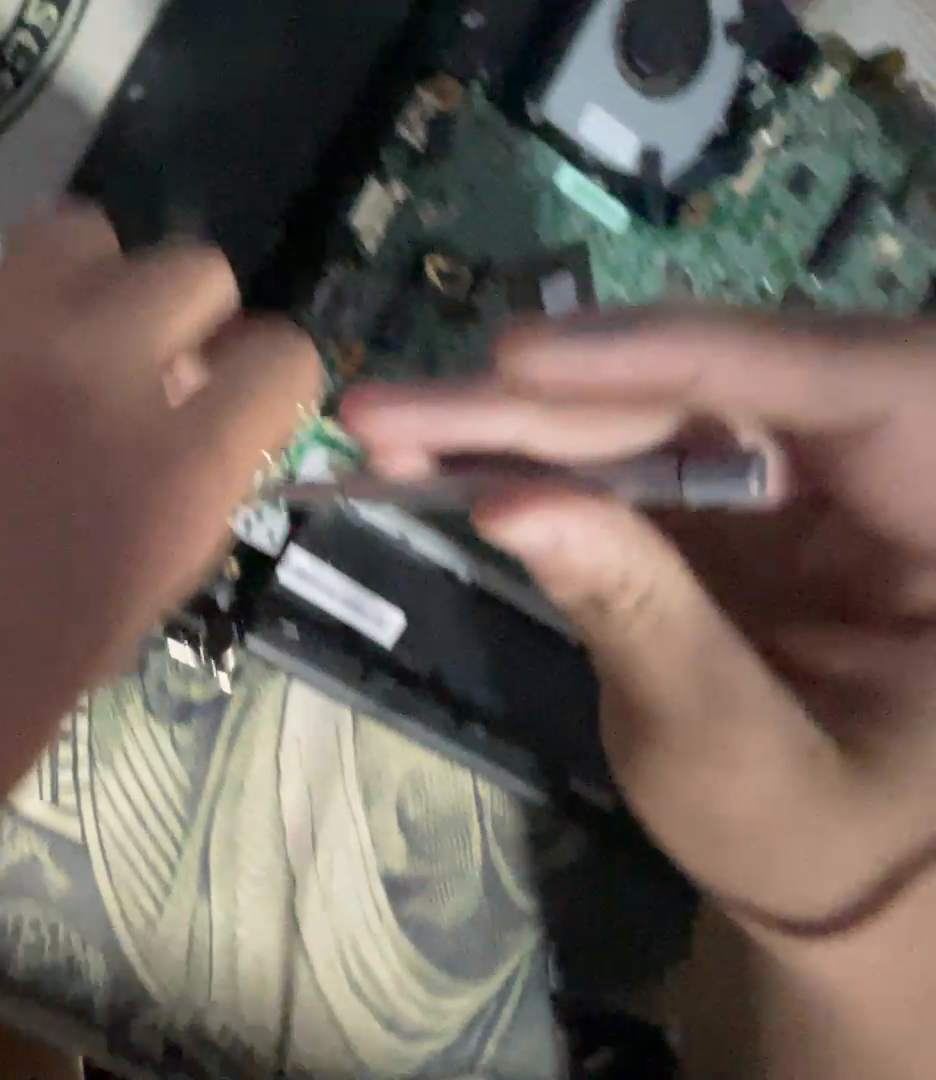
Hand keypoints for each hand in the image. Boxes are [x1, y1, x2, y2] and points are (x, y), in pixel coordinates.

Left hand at [0, 206, 318, 985]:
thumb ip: (164, 509)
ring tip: (54, 371)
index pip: (280, 358)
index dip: (267, 389)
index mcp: (164, 477)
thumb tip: (177, 436)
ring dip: (92, 295)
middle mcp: (78, 379)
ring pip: (75, 236)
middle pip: (188, 267)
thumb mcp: (113, 626)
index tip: (234, 416)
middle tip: (141, 392)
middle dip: (186, 326)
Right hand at [338, 313, 935, 934]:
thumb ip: (631, 612)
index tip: (518, 358)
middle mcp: (905, 478)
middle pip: (710, 394)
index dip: (680, 357)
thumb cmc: (821, 841)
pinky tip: (434, 456)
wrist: (844, 875)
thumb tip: (503, 505)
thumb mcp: (723, 747)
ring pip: (647, 413)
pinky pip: (618, 458)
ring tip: (386, 427)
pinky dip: (518, 459)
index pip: (859, 387)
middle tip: (387, 411)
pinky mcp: (730, 506)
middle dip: (535, 403)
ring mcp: (808, 488)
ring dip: (506, 423)